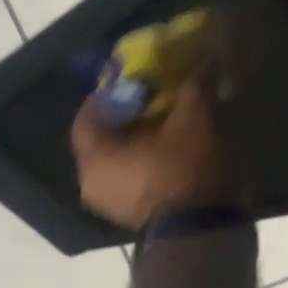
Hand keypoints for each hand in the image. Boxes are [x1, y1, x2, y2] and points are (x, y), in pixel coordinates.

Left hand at [70, 79, 236, 228]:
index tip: (135, 82)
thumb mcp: (195, 120)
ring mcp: (108, 202)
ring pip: (118, 160)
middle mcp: (90, 181)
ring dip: (141, 141)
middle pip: (104, 139)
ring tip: (172, 126)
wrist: (200, 224)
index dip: (108, 96)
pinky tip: (176, 152)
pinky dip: (147, 161)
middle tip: (159, 101)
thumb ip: (192, 89)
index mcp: (95, 156)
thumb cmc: (186, 167)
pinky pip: (131, 177)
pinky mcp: (130, 213)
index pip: (86, 118)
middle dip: (131, 117)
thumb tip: (200, 63)